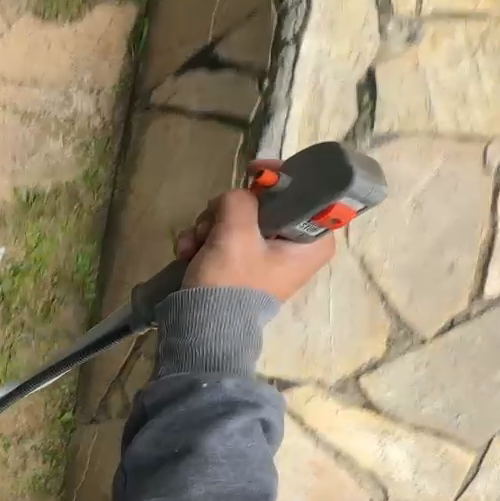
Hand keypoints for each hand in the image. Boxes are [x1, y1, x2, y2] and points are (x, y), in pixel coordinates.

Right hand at [175, 163, 336, 300]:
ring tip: (191, 247)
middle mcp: (294, 248)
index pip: (305, 194)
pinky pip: (221, 241)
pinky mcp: (239, 268)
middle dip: (225, 213)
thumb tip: (232, 196)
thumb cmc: (230, 282)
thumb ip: (238, 202)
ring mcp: (264, 259)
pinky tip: (186, 254)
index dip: (277, 179)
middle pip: (261, 208)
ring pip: (235, 223)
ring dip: (206, 229)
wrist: (202, 327)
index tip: (252, 172)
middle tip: (208, 226)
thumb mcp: (234, 235)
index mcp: (313, 240)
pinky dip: (201, 244)